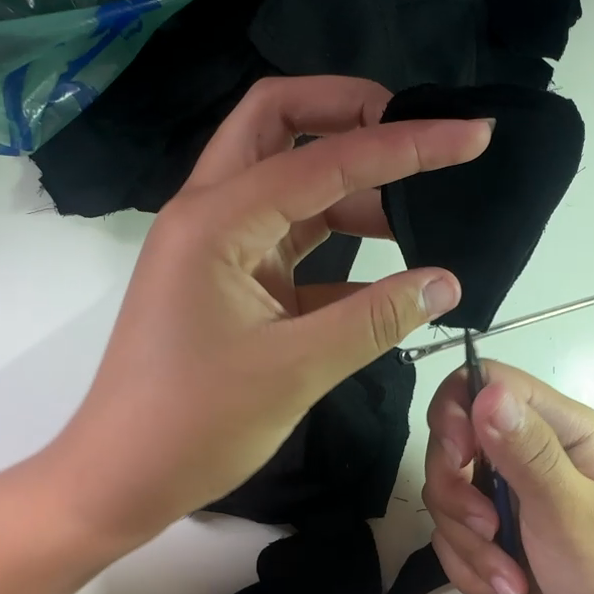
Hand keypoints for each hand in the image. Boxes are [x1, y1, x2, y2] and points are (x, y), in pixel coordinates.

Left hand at [46, 76, 489, 545]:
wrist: (121, 478)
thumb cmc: (195, 425)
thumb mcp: (294, 370)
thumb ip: (375, 320)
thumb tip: (448, 282)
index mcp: (216, 220)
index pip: (323, 158)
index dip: (405, 143)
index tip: (471, 135)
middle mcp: (209, 215)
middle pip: (278, 125)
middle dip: (349, 115)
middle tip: (416, 134)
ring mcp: (215, 249)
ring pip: (285, 183)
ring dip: (348, 187)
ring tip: (418, 212)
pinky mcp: (226, 284)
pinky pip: (287, 243)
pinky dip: (334, 245)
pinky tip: (385, 273)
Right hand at [421, 363, 593, 593]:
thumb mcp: (573, 511)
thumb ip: (528, 452)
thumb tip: (485, 392)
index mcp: (560, 429)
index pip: (483, 383)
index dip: (455, 415)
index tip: (458, 462)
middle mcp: (528, 452)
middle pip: (451, 443)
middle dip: (457, 496)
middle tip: (488, 531)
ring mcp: (508, 493)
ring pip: (446, 498)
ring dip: (470, 547)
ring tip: (512, 581)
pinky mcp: (494, 533)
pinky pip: (451, 538)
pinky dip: (471, 570)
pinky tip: (508, 591)